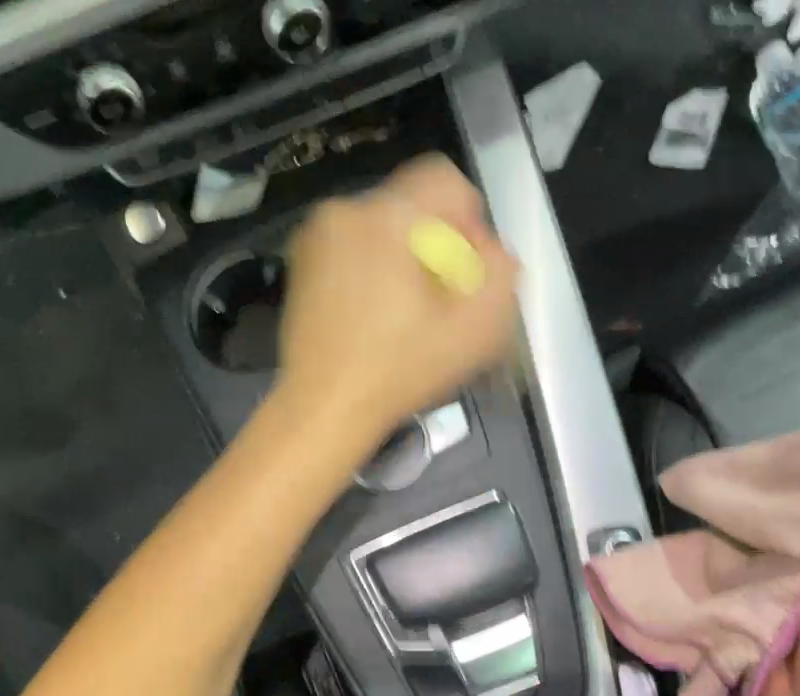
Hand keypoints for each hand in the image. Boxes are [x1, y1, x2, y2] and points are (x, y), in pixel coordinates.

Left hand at [273, 154, 520, 445]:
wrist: (323, 410)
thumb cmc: (401, 369)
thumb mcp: (479, 326)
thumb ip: (501, 270)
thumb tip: (486, 251)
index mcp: (388, 214)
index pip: (446, 181)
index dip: (468, 223)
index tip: (464, 271)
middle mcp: (345, 211)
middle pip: (412, 207)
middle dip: (435, 245)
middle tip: (440, 300)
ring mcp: (314, 238)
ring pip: (380, 230)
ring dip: (403, 260)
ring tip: (407, 314)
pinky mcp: (299, 267)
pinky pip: (351, 250)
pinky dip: (371, 272)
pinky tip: (376, 318)